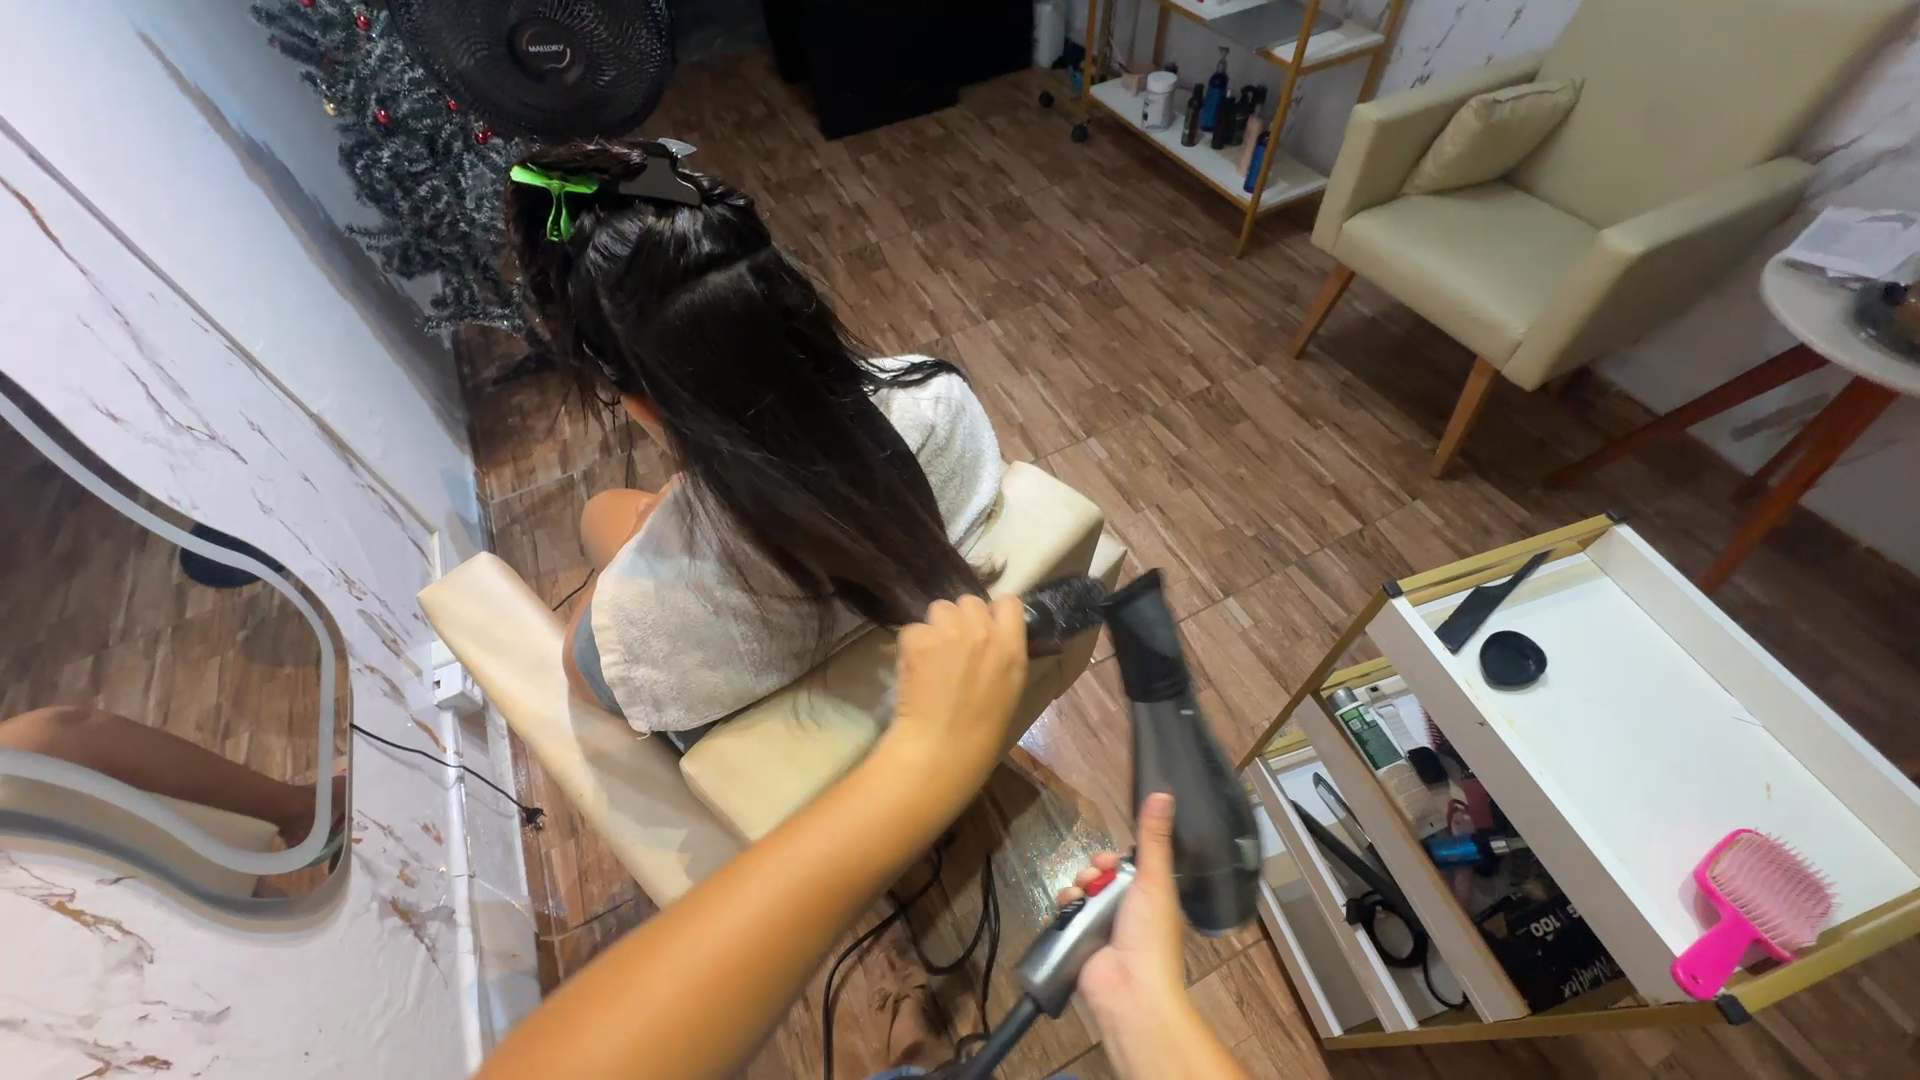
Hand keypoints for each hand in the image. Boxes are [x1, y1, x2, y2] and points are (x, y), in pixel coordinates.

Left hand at [884, 594, 1027, 786]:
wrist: (942, 747)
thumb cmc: (982, 729)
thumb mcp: (1011, 687)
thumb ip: (1004, 652)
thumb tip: (992, 635)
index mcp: (1011, 645)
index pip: (1008, 601)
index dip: (994, 612)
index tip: (986, 626)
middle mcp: (981, 630)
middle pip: (969, 601)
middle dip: (962, 618)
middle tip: (955, 645)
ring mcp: (948, 631)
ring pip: (939, 608)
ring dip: (936, 626)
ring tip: (933, 655)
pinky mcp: (918, 639)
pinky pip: (913, 629)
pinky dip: (912, 645)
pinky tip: (915, 668)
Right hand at [1056, 795, 1246, 1079]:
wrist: (1130, 989)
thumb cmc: (1149, 934)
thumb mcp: (1154, 880)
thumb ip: (1154, 838)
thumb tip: (1163, 792)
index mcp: (1149, 897)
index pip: (1125, 866)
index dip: (1114, 859)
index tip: (1110, 860)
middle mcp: (1126, 910)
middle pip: (1099, 874)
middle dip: (1093, 870)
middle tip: (1095, 878)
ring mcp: (1101, 927)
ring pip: (1081, 889)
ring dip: (1077, 885)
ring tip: (1080, 895)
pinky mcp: (1079, 940)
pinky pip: (1066, 911)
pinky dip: (1065, 905)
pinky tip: (1067, 907)